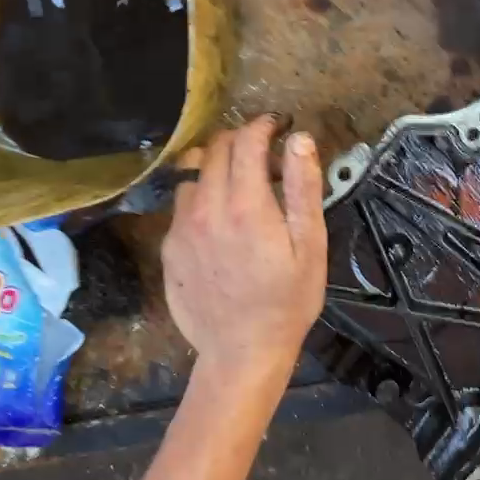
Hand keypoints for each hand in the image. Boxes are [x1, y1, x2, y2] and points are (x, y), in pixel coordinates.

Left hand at [160, 116, 327, 374]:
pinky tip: (222, 222)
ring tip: (243, 188)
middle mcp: (206, 209)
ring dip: (218, 168)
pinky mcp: (169, 249)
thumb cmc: (288, 299)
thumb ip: (303, 186)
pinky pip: (183, 205)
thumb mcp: (310, 242)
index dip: (265, 125)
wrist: (242, 354)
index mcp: (246, 204)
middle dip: (242, 141)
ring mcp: (181, 229)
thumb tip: (300, 139)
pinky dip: (203, 197)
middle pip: (215, 149)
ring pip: (194, 174)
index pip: (246, 140)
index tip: (280, 127)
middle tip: (267, 158)